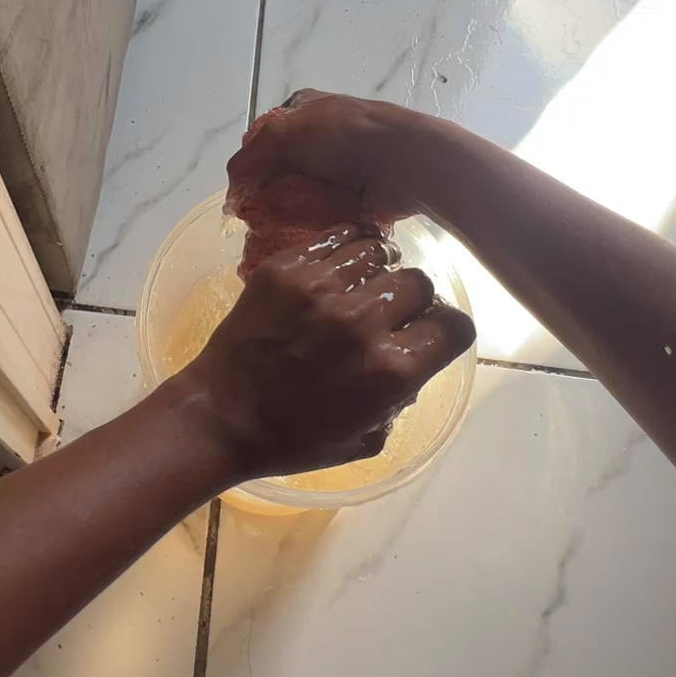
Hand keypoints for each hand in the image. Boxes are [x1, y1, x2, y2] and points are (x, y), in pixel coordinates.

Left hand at [171, 224, 475, 479]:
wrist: (222, 414)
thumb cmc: (294, 438)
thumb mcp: (367, 439)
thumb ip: (401, 398)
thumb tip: (411, 360)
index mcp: (390, 371)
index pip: (453, 326)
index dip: (446, 329)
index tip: (430, 330)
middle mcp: (362, 322)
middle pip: (418, 282)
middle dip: (414, 297)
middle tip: (393, 307)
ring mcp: (321, 288)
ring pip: (377, 251)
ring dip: (380, 266)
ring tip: (367, 277)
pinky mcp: (286, 268)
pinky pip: (334, 238)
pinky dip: (345, 247)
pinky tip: (339, 263)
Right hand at [226, 90, 443, 218]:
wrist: (404, 160)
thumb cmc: (343, 136)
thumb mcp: (282, 135)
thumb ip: (248, 160)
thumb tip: (231, 199)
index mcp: (303, 110)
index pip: (262, 140)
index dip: (250, 165)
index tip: (244, 194)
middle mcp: (320, 136)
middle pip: (280, 170)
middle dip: (268, 194)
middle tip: (258, 221)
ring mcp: (340, 166)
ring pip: (301, 195)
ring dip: (290, 213)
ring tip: (278, 235)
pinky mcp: (355, 192)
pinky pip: (324, 212)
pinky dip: (313, 225)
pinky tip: (303, 239)